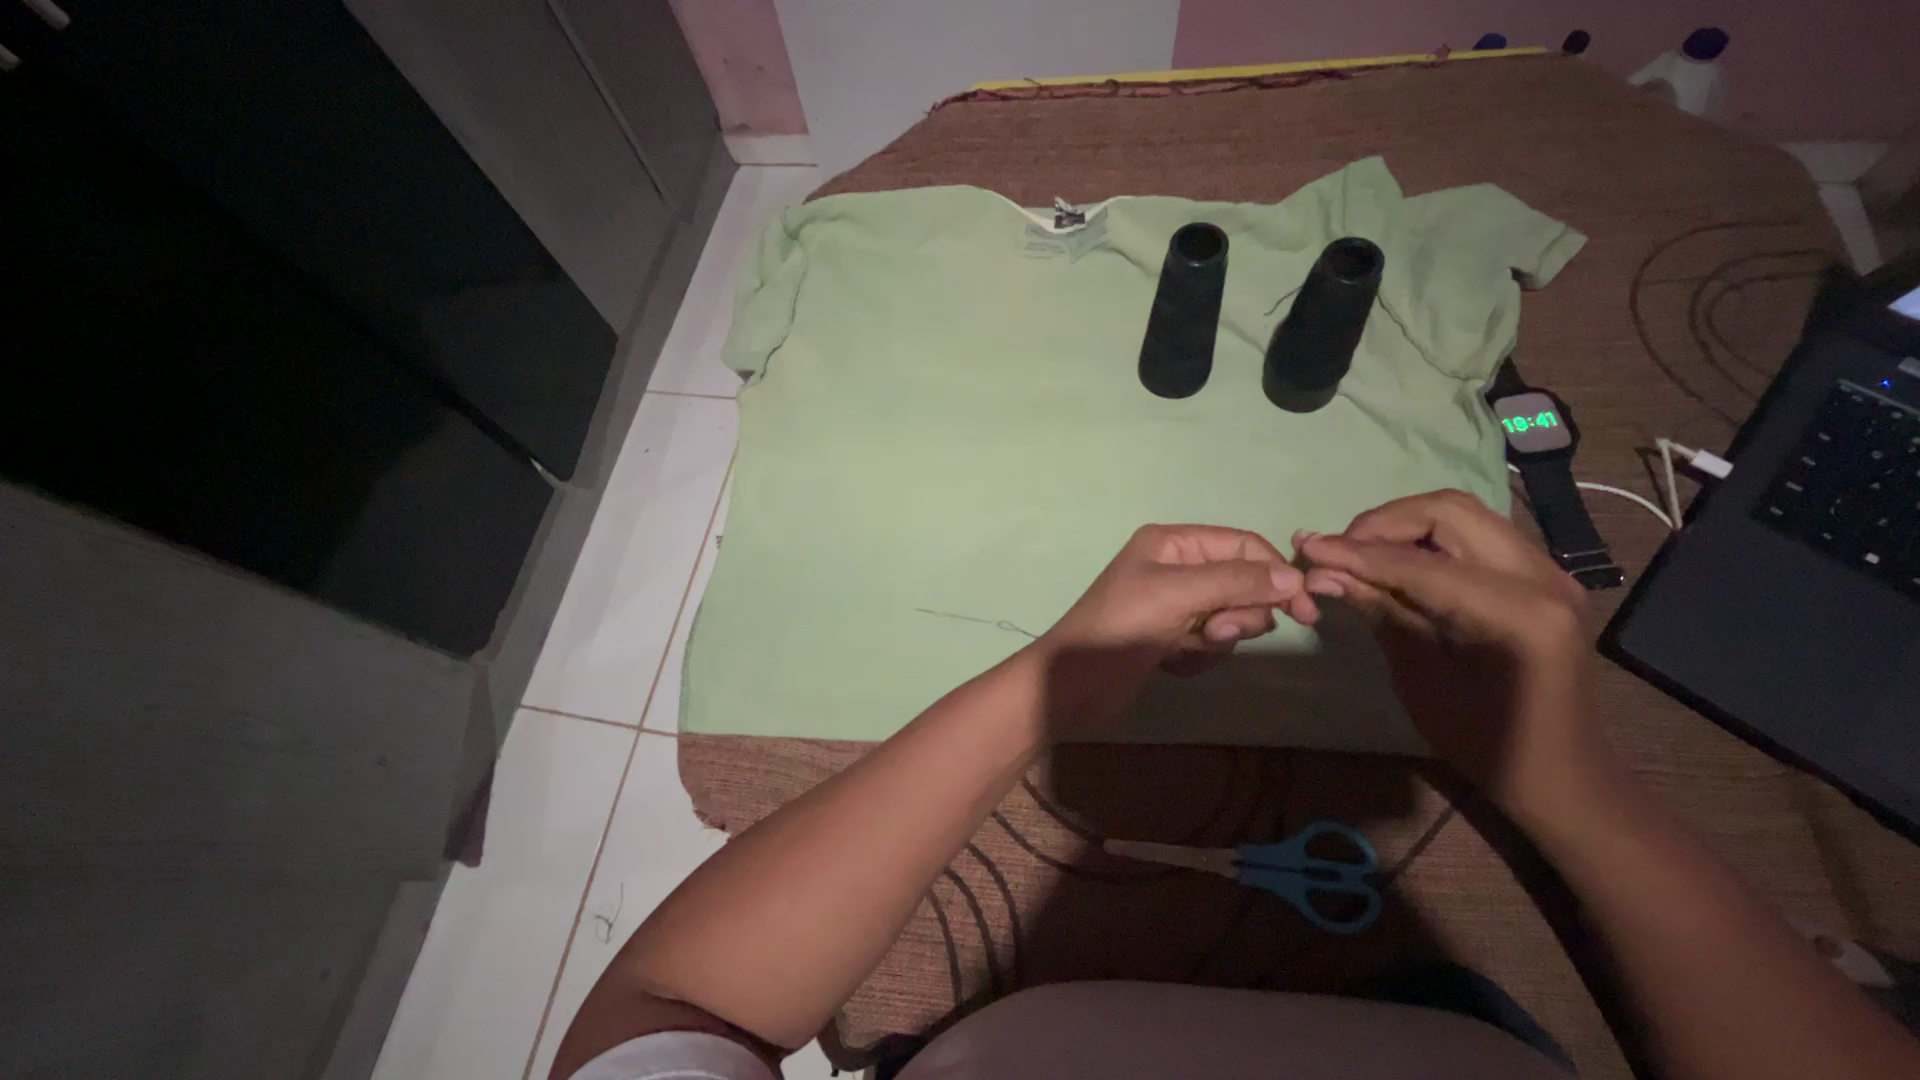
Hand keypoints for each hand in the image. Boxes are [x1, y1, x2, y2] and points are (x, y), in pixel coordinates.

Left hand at [1034, 525, 1310, 728]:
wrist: (1075, 683)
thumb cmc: (1121, 627)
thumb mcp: (1178, 596)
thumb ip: (1237, 582)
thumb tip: (1294, 577)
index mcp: (1173, 543)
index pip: (1243, 546)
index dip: (1277, 574)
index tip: (1306, 609)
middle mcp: (1176, 567)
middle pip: (1243, 582)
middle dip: (1240, 611)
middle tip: (1220, 632)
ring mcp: (1174, 604)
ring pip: (1231, 616)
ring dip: (1219, 637)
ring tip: (1190, 647)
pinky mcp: (1172, 637)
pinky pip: (1211, 642)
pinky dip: (1200, 656)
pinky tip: (1174, 663)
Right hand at [1296, 490, 1617, 825]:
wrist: (1558, 772)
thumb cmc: (1483, 742)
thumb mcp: (1421, 678)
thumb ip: (1380, 611)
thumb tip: (1320, 573)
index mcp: (1518, 614)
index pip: (1421, 564)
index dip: (1358, 553)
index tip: (1306, 548)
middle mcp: (1542, 577)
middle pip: (1448, 511)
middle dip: (1383, 523)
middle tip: (1338, 550)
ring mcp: (1547, 571)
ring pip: (1462, 515)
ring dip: (1403, 526)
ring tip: (1359, 554)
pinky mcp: (1539, 574)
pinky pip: (1474, 536)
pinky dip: (1426, 539)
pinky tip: (1394, 563)